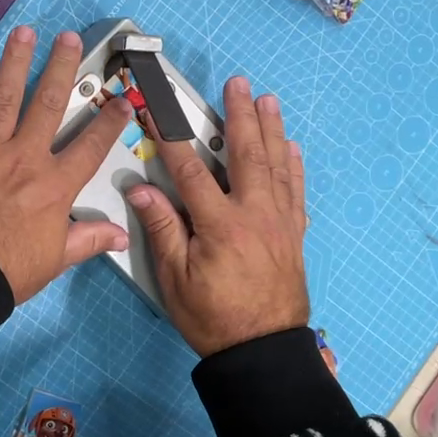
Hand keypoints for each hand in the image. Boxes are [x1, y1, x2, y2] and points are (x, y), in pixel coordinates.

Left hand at [0, 26, 134, 303]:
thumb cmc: (7, 271)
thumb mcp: (54, 260)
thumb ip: (87, 239)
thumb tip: (122, 235)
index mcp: (54, 186)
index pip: (90, 147)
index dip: (109, 122)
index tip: (121, 100)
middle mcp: (24, 158)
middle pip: (47, 105)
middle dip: (59, 68)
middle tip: (67, 38)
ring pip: (4, 97)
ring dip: (15, 62)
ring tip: (23, 33)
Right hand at [127, 76, 309, 356]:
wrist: (263, 352)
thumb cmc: (211, 316)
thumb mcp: (174, 278)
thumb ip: (162, 228)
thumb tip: (141, 188)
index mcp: (221, 225)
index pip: (190, 170)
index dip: (171, 136)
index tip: (157, 107)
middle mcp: (255, 215)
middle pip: (247, 156)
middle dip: (240, 116)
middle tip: (238, 84)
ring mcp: (280, 224)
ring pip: (277, 167)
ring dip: (272, 131)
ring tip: (269, 101)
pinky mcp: (294, 236)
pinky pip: (296, 193)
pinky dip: (295, 167)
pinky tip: (293, 148)